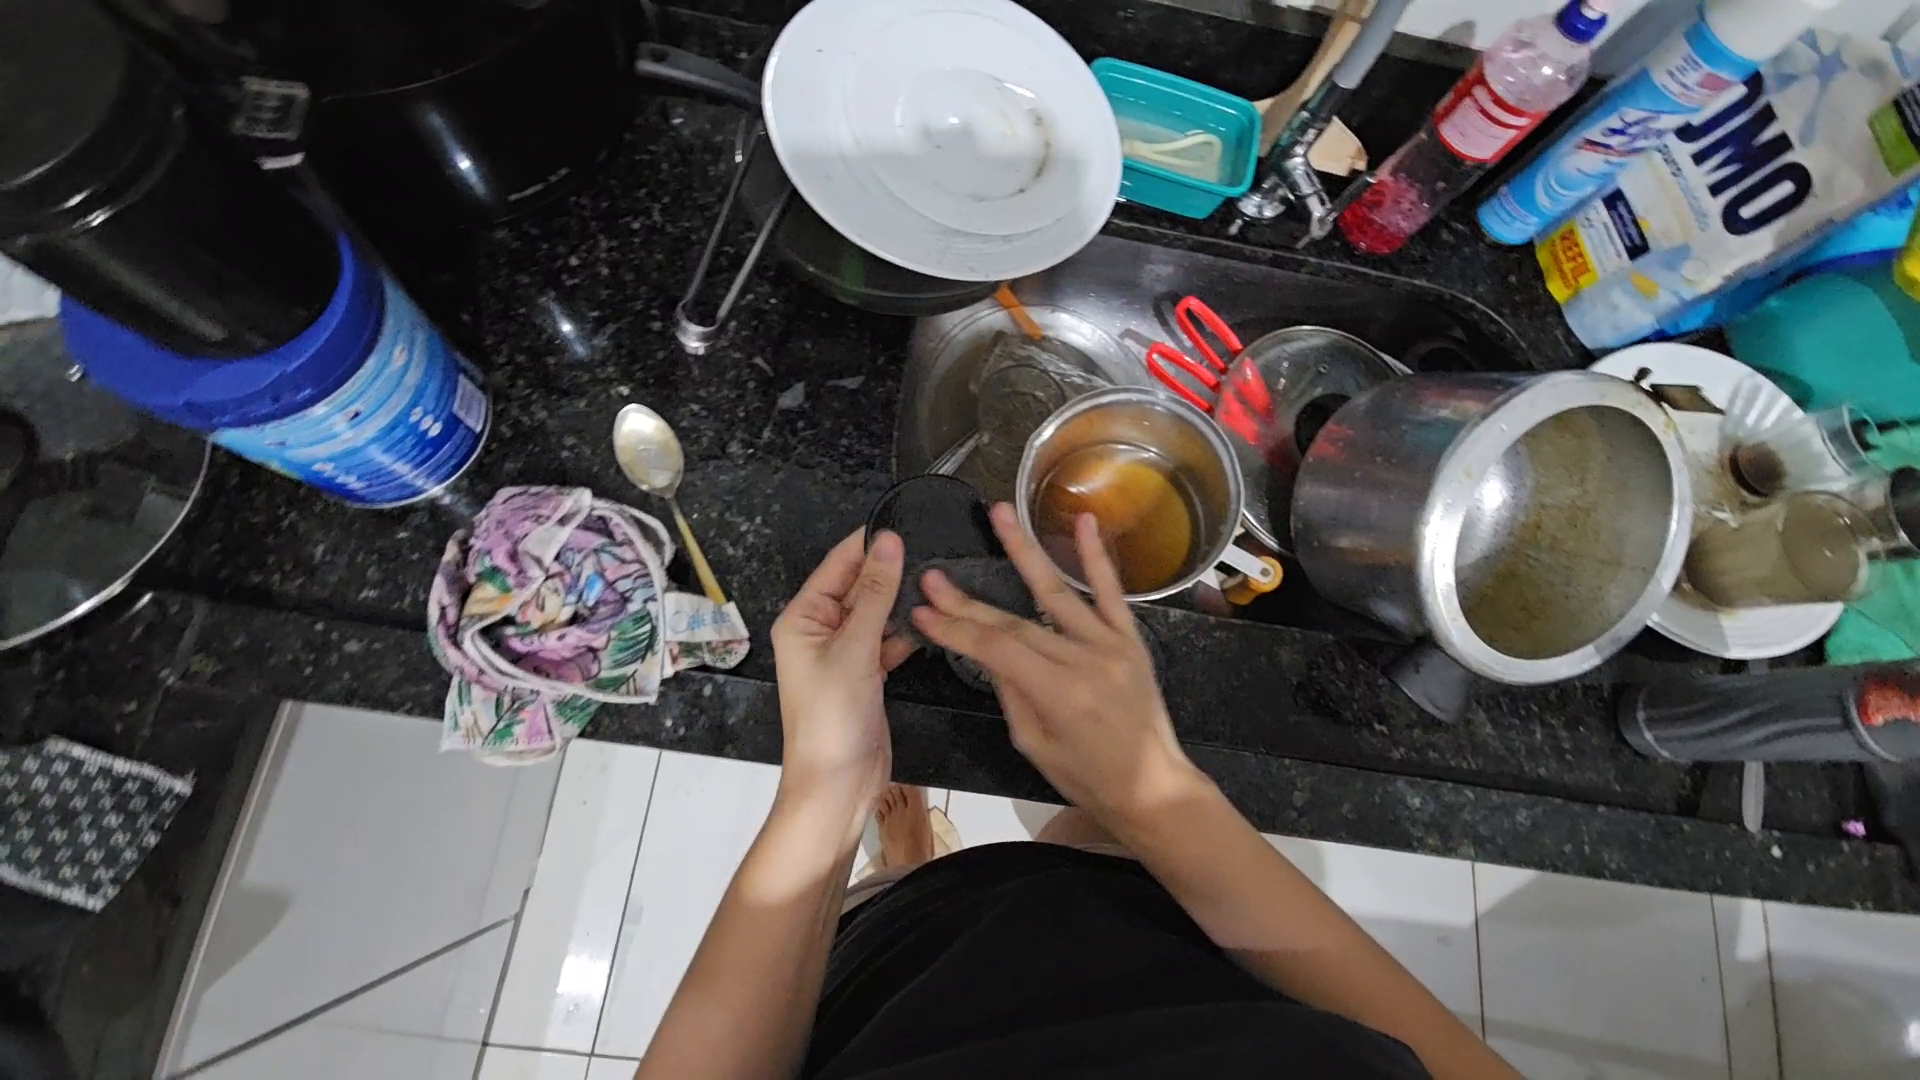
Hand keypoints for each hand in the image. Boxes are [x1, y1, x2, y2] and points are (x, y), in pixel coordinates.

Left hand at [770, 529, 916, 829]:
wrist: (838, 784)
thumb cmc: (834, 715)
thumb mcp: (855, 649)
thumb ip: (875, 594)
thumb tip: (889, 540)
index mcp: (803, 618)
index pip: (837, 566)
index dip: (868, 543)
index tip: (907, 520)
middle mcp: (820, 629)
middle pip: (858, 587)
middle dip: (890, 571)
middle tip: (934, 548)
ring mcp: (844, 652)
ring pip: (876, 613)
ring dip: (901, 601)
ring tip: (940, 579)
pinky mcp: (866, 672)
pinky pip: (886, 639)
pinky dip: (905, 633)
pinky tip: (931, 620)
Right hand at [911, 503, 1200, 826]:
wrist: (1153, 786)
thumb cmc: (1088, 777)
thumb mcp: (1033, 744)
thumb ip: (1011, 691)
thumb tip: (988, 650)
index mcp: (1058, 692)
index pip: (995, 648)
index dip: (956, 627)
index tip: (923, 611)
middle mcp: (1084, 658)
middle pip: (1016, 621)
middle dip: (969, 600)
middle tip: (934, 575)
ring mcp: (1111, 643)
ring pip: (1056, 592)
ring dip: (1025, 550)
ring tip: (1000, 513)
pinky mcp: (1131, 637)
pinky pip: (1112, 592)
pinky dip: (1096, 557)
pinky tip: (1085, 522)